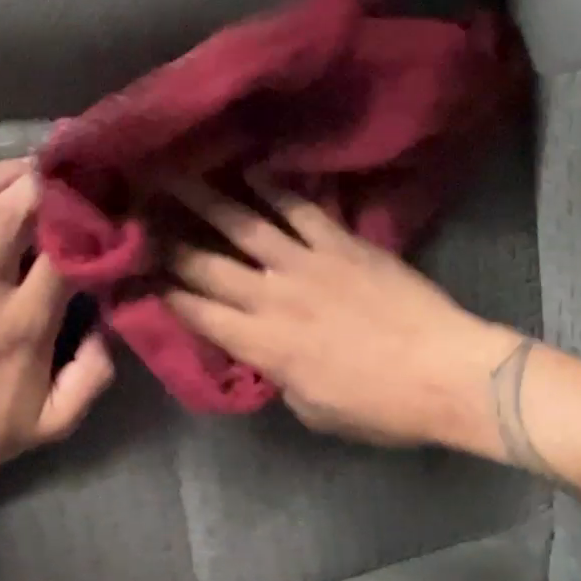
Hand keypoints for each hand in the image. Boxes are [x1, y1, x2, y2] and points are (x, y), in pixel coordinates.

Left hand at [0, 159, 115, 477]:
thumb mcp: (54, 422)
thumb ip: (91, 378)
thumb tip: (109, 326)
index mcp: (24, 325)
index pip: (60, 255)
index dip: (81, 221)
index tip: (95, 204)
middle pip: (8, 217)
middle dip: (35, 183)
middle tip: (53, 169)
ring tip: (12, 167)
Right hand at [162, 176, 516, 451]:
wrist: (446, 372)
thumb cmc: (381, 407)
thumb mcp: (314, 410)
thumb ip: (280, 377)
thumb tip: (267, 356)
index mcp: (264, 345)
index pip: (197, 314)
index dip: (160, 292)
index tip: (134, 271)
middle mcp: (273, 297)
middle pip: (207, 264)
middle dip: (166, 239)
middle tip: (135, 212)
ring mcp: (308, 263)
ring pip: (244, 225)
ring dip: (205, 198)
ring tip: (173, 174)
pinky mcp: (342, 243)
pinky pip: (300, 209)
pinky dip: (274, 188)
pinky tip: (250, 170)